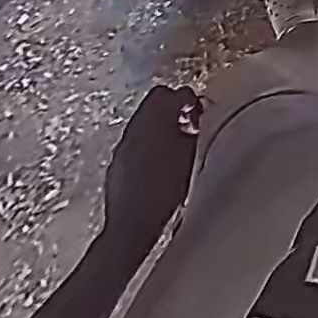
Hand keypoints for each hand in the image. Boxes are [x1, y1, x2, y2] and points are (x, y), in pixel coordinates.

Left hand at [103, 84, 202, 247]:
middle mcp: (136, 125)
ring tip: (177, 144)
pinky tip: (160, 161)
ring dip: (161, 125)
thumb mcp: (192, 150)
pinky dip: (149, 142)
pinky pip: (136, 140)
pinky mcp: (117, 162)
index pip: (177, 93)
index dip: (192, 101)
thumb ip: (195, 127)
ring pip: (145, 120)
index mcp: (157, 116)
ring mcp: (123, 144)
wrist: (134, 223)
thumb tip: (196, 121)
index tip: (200, 114)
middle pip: (157, 100)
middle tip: (190, 124)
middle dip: (174, 108)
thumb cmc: (167, 186)